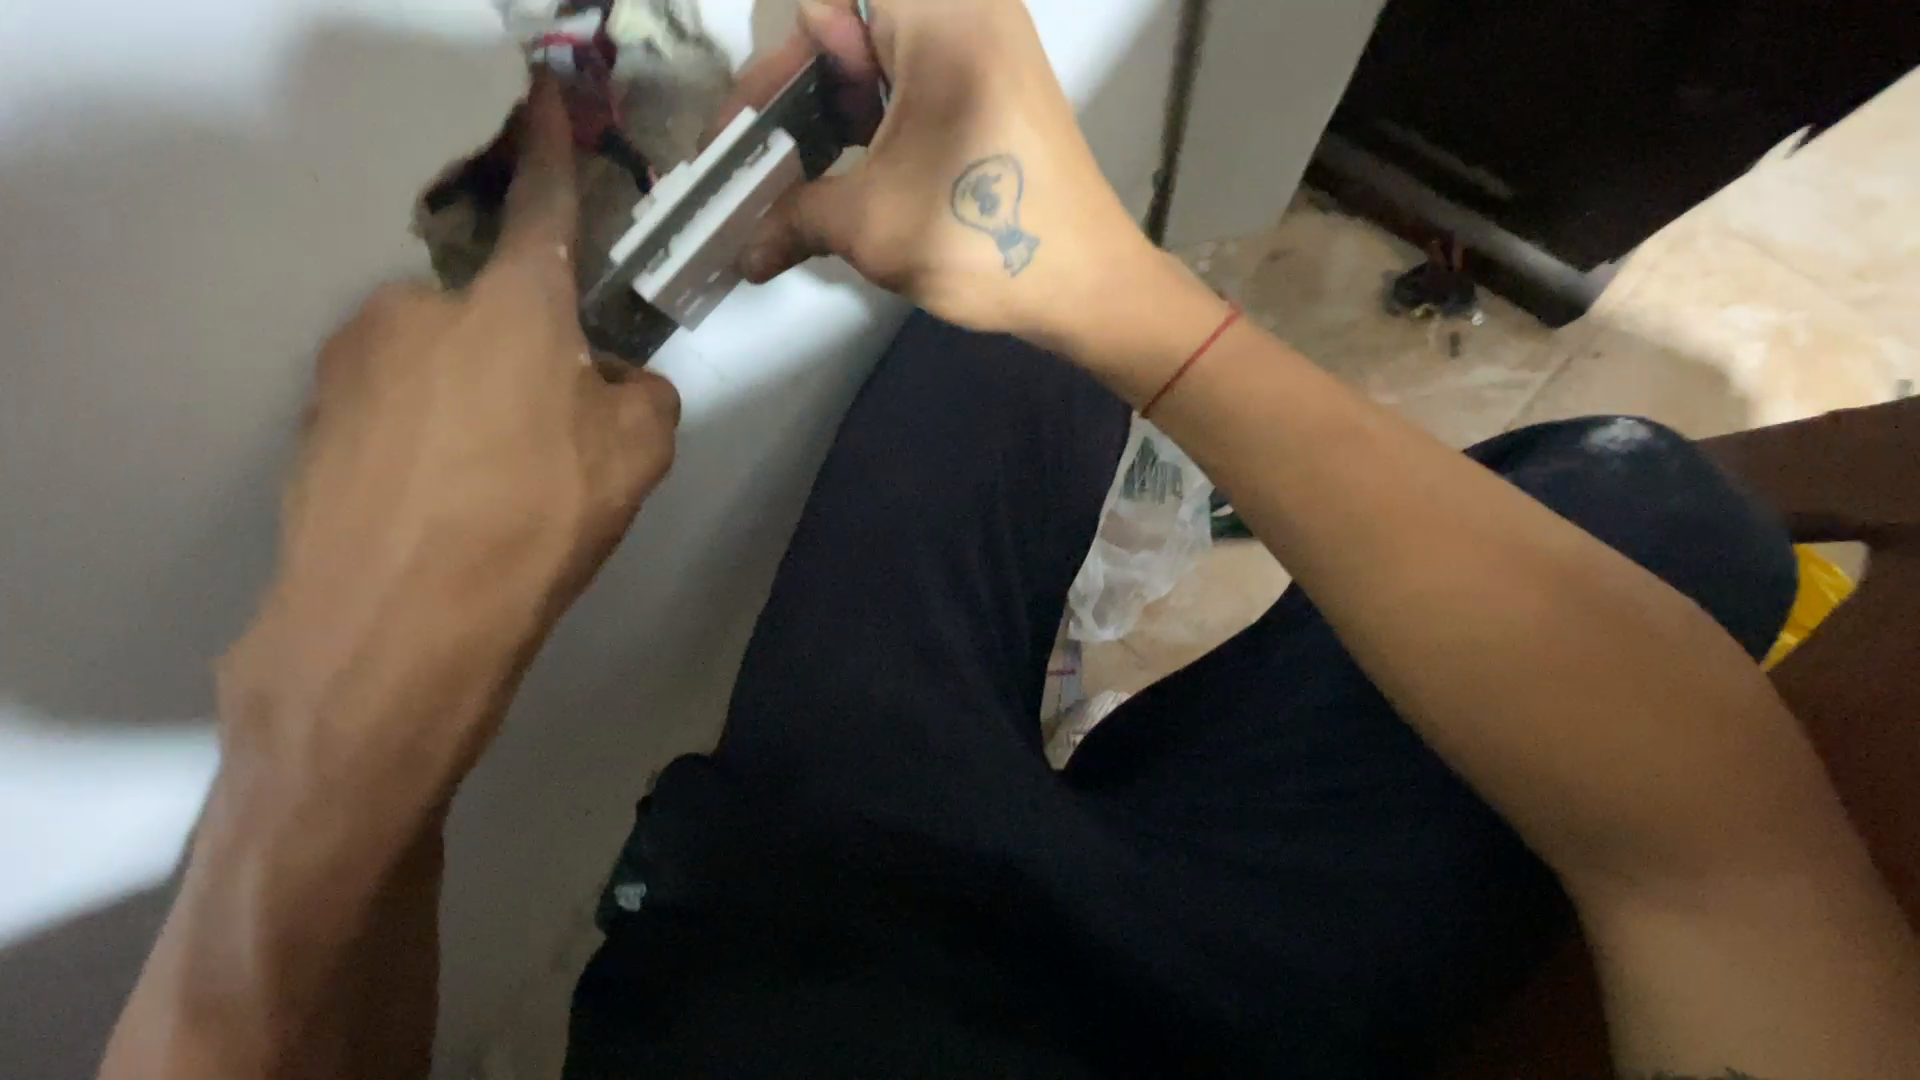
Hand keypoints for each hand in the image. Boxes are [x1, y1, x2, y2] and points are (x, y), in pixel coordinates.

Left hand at [222, 77, 679, 781]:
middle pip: (496, 311)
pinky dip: (428, 435)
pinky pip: (396, 403)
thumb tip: (613, 379)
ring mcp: (356, 358)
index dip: (554, 147)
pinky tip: (442, 501)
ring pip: (444, 360)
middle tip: (551, 438)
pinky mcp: (314, 414)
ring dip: (476, 399)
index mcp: (515, 305)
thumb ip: (644, 390)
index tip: (547, 95)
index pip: (546, 204)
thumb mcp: (641, 454)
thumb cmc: (539, 518)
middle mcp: (425, 307)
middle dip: (529, 355)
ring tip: (492, 486)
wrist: (400, 620)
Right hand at [724, 0, 1165, 349]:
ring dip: (834, 121)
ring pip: (880, 64)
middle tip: (766, 167)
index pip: (823, 4)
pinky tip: (848, 179)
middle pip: (849, 29)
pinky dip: (876, 129)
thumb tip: (744, 252)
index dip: (777, 68)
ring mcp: (984, 48)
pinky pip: (915, 87)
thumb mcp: (869, 223)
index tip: (748, 134)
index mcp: (934, 9)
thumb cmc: (977, 238)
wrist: (1085, 286)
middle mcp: (963, 9)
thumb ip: (794, 217)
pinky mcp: (994, 91)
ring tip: (802, 185)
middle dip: (799, 99)